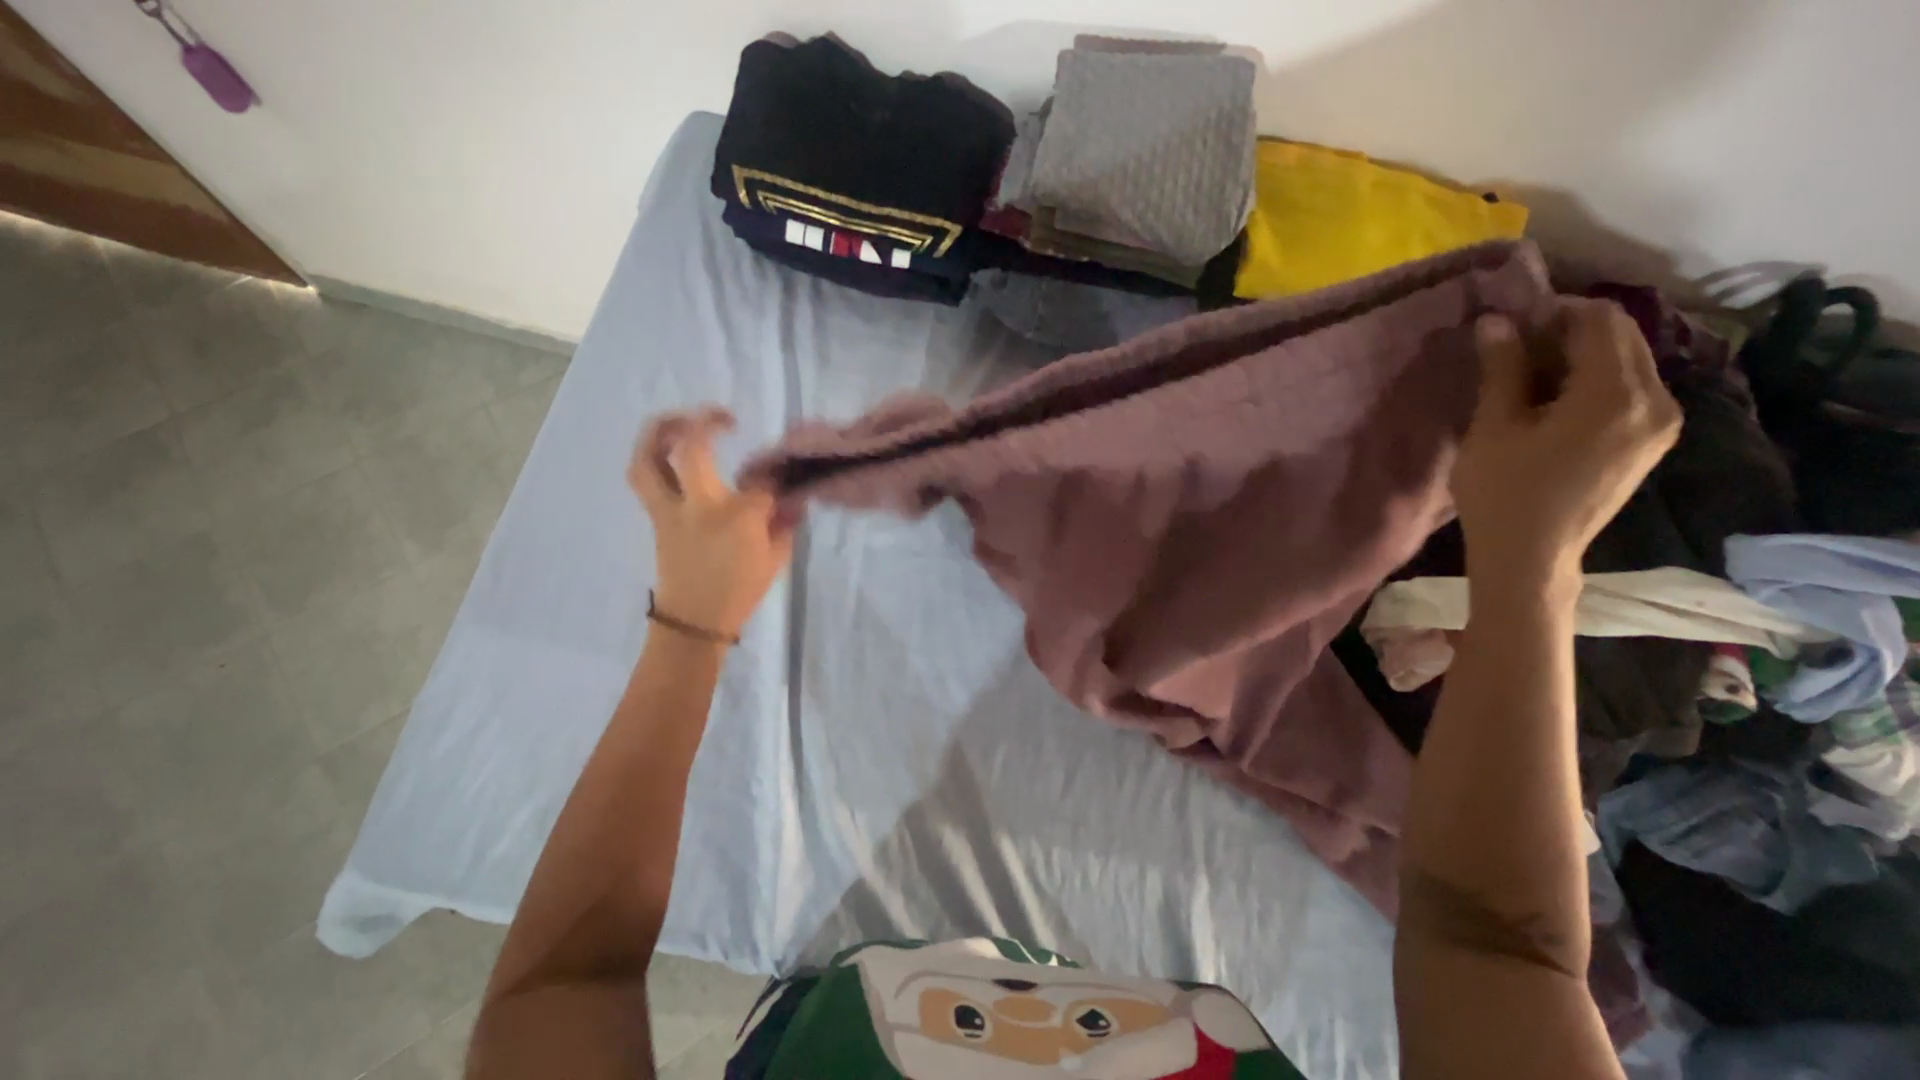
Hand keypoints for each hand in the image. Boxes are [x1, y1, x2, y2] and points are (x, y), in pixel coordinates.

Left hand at [629, 406, 794, 637]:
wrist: (693, 624)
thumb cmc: (738, 593)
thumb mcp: (775, 558)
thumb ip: (784, 520)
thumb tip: (788, 492)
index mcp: (734, 518)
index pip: (758, 479)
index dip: (771, 470)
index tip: (777, 470)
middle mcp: (697, 506)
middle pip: (687, 448)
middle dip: (702, 422)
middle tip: (719, 418)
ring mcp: (668, 510)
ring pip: (647, 459)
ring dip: (660, 431)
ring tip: (681, 421)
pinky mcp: (654, 518)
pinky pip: (645, 476)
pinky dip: (654, 455)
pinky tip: (673, 451)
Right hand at [1452, 300, 1681, 601]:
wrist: (1531, 559)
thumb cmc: (1503, 493)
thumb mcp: (1494, 426)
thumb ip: (1502, 367)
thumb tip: (1497, 320)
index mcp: (1615, 394)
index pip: (1600, 320)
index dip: (1555, 310)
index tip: (1512, 324)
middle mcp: (1656, 401)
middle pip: (1621, 336)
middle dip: (1571, 331)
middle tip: (1518, 347)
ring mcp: (1661, 423)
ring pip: (1628, 361)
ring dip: (1583, 356)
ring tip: (1531, 377)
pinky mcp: (1652, 441)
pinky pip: (1632, 389)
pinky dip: (1596, 381)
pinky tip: (1555, 402)